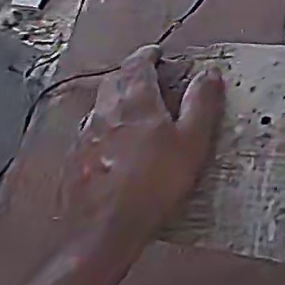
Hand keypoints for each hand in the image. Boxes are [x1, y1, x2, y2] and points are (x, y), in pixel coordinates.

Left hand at [62, 45, 224, 249]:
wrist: (102, 231)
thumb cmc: (153, 185)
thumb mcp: (191, 143)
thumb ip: (201, 104)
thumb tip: (209, 73)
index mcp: (135, 101)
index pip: (138, 64)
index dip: (148, 55)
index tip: (156, 53)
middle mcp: (105, 112)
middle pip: (114, 80)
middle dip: (130, 72)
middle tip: (146, 75)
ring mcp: (84, 137)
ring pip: (100, 106)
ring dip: (116, 98)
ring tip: (132, 106)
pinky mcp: (75, 161)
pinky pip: (89, 133)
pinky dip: (103, 127)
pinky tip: (111, 143)